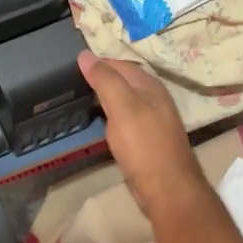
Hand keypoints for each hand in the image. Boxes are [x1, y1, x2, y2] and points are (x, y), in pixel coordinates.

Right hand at [78, 52, 206, 215]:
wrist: (167, 188)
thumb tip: (85, 55)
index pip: (122, 65)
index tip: (75, 65)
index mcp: (151, 86)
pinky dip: (113, 118)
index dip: (100, 63)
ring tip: (84, 100)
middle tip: (75, 82)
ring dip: (108, 99)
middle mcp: (155, 100)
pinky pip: (128, 121)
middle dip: (104, 79)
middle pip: (126, 82)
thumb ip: (105, 80)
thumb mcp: (122, 106)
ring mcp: (154, 121)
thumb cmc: (143, 144)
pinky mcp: (150, 141)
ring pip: (127, 102)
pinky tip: (103, 125)